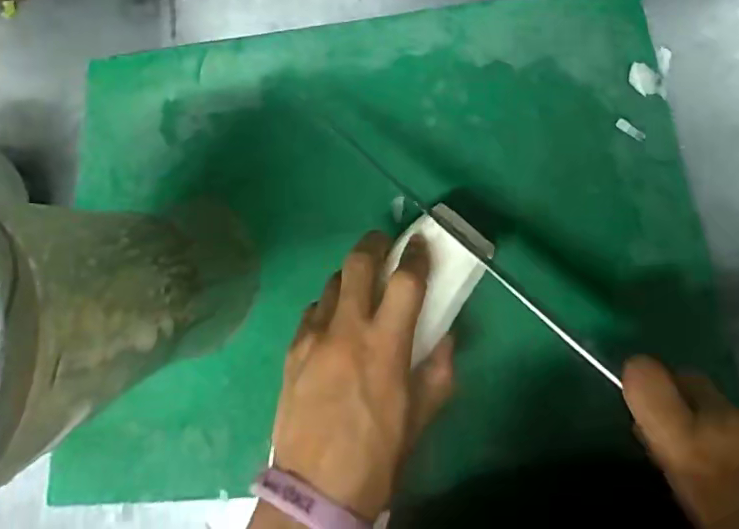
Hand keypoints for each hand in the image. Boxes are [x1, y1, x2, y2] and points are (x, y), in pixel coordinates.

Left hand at [264, 231, 454, 522]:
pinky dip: (326, 307)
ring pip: (332, 283)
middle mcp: (348, 330)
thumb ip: (439, 371)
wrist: (314, 495)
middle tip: (386, 243)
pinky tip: (332, 322)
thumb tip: (447, 338)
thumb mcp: (421, 416)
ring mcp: (314, 339)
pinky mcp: (291, 354)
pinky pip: (311, 313)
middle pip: (359, 263)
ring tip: (360, 285)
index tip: (421, 243)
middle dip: (376, 243)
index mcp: (385, 343)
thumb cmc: (377, 454)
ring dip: (350, 276)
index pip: (406, 279)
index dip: (417, 254)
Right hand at [622, 356, 738, 528]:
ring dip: (738, 441)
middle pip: (694, 384)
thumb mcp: (706, 519)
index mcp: (700, 454)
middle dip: (686, 404)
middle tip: (690, 449)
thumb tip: (660, 446)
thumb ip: (682, 478)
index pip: (649, 383)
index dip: (640, 381)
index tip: (636, 392)